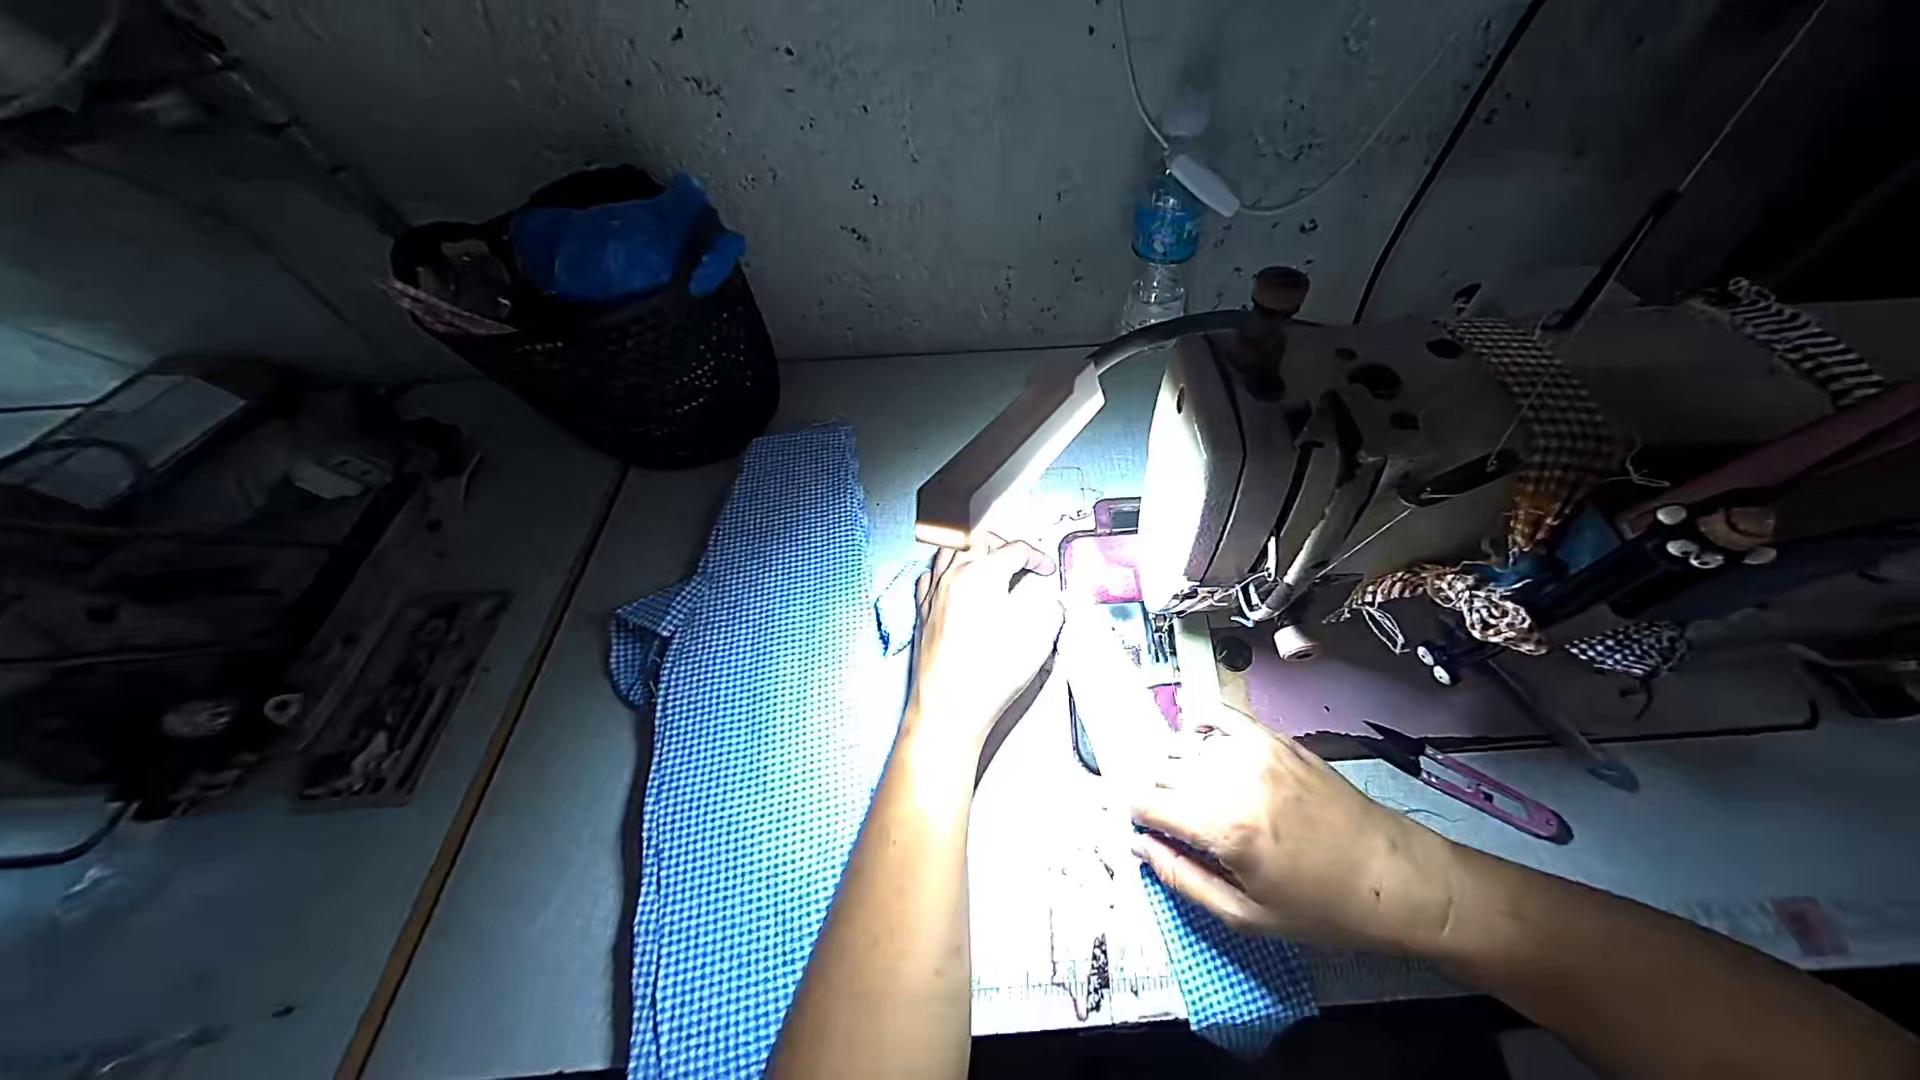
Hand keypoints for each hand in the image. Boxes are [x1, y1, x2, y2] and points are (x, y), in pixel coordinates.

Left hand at [906, 533, 1064, 757]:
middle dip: (1001, 541)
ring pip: (948, 550)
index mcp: (982, 575)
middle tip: (1017, 557)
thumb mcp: (1037, 637)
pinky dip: (944, 570)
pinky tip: (952, 581)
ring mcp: (933, 594)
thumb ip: (1049, 608)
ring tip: (986, 560)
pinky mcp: (922, 613)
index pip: (1014, 548)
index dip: (1037, 556)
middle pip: (975, 537)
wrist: (949, 708)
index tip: (1045, 569)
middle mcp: (952, 577)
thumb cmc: (988, 676)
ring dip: (970, 549)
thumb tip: (1050, 600)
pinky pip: (929, 576)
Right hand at [1131, 708, 1460, 953]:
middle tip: (1178, 821)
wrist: (1396, 877)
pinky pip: (1217, 715)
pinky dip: (1199, 723)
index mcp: (1224, 827)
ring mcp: (1254, 751)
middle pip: (1160, 770)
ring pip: (1182, 745)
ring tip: (1196, 792)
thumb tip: (1140, 845)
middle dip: (1157, 794)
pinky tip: (1199, 738)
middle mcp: (1232, 778)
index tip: (1148, 830)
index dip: (1137, 817)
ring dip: (1176, 767)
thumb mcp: (1247, 916)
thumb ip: (1181, 878)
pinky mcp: (1272, 738)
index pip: (1145, 801)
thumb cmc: (1324, 906)